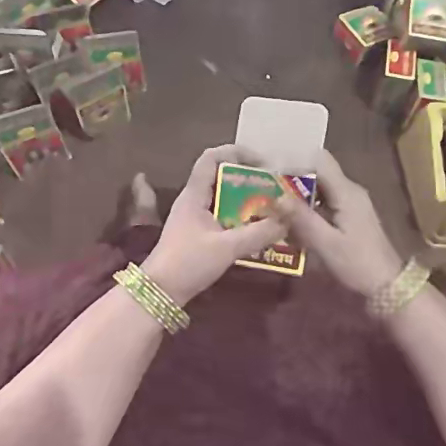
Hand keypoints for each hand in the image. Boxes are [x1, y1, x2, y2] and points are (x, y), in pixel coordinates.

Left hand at [140, 145, 287, 305]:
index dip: (236, 153)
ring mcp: (194, 218)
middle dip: (248, 179)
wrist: (160, 293)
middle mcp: (193, 201)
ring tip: (272, 207)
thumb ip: (258, 233)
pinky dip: (240, 218)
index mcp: (194, 195)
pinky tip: (258, 230)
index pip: (211, 158)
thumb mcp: (227, 247)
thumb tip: (286, 221)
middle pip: (221, 177)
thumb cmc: (188, 263)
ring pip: (224, 198)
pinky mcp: (198, 234)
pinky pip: (223, 216)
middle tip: (274, 188)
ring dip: (246, 201)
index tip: (262, 163)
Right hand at [272, 151, 404, 297]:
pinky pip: (323, 202)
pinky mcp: (348, 215)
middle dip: (290, 176)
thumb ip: (302, 218)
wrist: (388, 284)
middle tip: (264, 185)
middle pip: (317, 171)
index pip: (319, 160)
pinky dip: (305, 207)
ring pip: (318, 187)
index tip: (269, 166)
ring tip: (270, 201)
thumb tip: (276, 196)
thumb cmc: (358, 264)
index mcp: (346, 192)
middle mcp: (349, 191)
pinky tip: (288, 220)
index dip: (293, 159)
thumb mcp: (326, 243)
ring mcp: (350, 203)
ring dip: (296, 193)